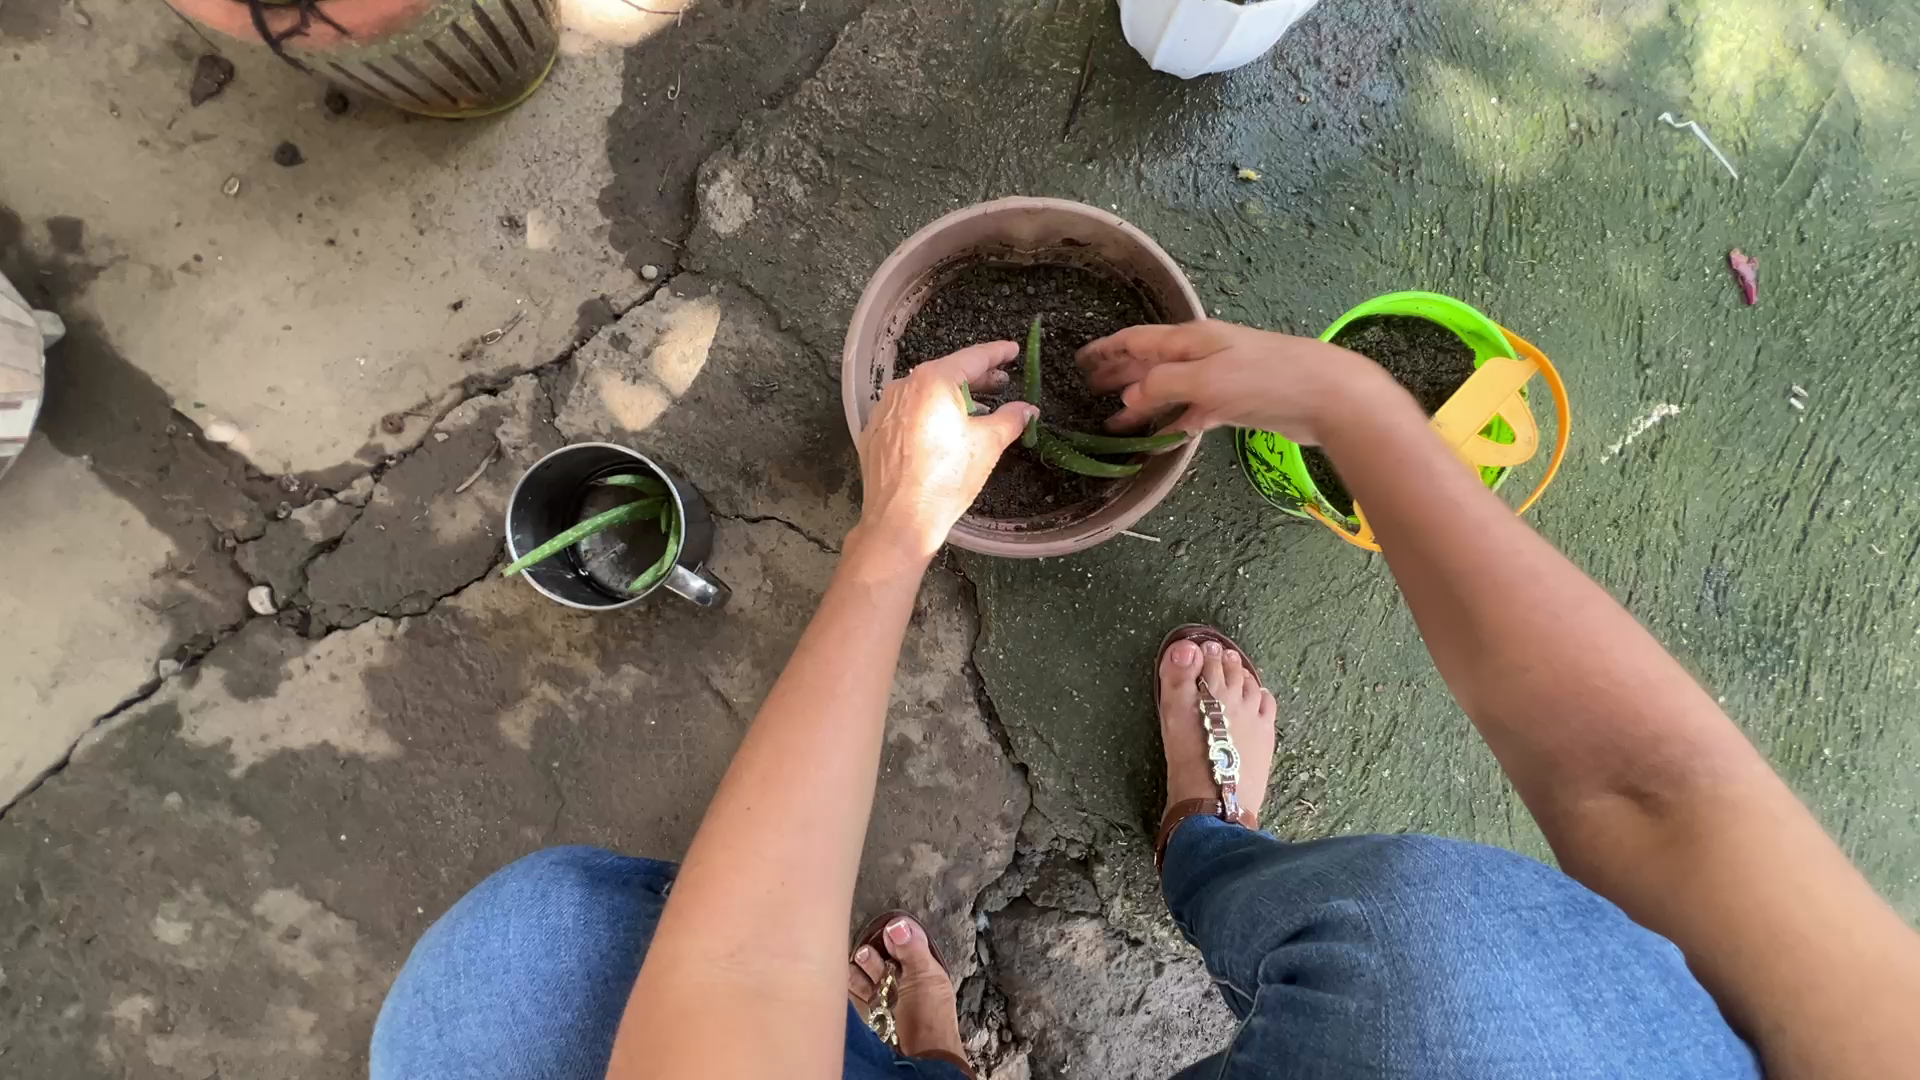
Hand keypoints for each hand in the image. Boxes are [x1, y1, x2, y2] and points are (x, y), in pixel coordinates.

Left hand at [853, 341, 1037, 565]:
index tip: (1012, 350)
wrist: (900, 519)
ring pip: (925, 393)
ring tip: (975, 409)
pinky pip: (907, 414)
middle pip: (946, 373)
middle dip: (976, 377)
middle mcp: (904, 387)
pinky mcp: (874, 433)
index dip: (997, 353)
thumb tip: (1027, 409)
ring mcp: (885, 409)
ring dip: (951, 397)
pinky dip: (928, 415)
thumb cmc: (946, 479)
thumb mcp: (988, 444)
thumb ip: (1010, 419)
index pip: (972, 357)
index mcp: (933, 381)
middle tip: (1001, 382)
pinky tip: (942, 431)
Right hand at [1077, 319, 1397, 444]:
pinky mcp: (1232, 403)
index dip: (1106, 350)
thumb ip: (1162, 385)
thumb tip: (1126, 399)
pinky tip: (1158, 437)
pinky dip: (1171, 423)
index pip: (1137, 340)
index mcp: (1189, 340)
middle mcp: (1199, 355)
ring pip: (1166, 391)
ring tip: (1111, 423)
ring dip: (1139, 405)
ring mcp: (1216, 379)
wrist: (1326, 395)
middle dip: (1117, 375)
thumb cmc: (1264, 378)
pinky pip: (1190, 412)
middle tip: (1087, 389)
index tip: (1078, 361)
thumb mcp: (1206, 379)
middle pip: (1148, 364)